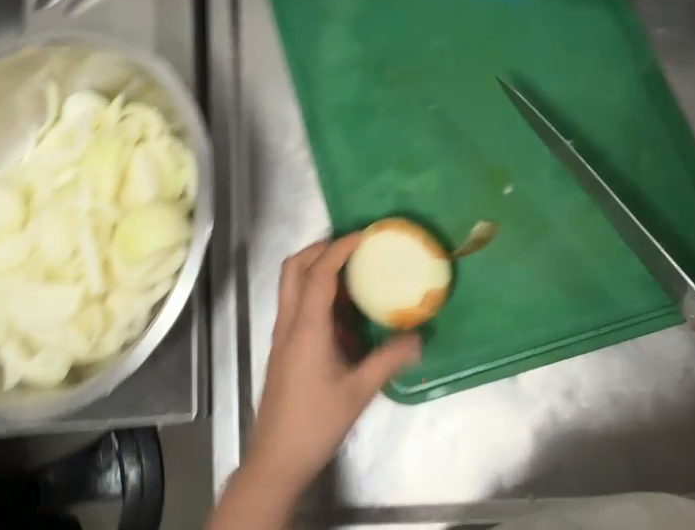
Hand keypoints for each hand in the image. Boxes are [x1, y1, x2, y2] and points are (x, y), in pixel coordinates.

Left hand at [252, 234, 420, 487]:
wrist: (276, 459)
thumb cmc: (315, 424)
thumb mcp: (358, 392)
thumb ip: (388, 361)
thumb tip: (418, 338)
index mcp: (306, 327)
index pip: (319, 273)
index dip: (339, 248)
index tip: (363, 235)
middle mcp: (289, 323)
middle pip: (294, 268)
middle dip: (320, 249)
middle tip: (352, 248)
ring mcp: (283, 335)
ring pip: (292, 286)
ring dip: (317, 271)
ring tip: (354, 274)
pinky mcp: (284, 349)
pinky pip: (298, 307)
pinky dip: (318, 297)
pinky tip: (346, 317)